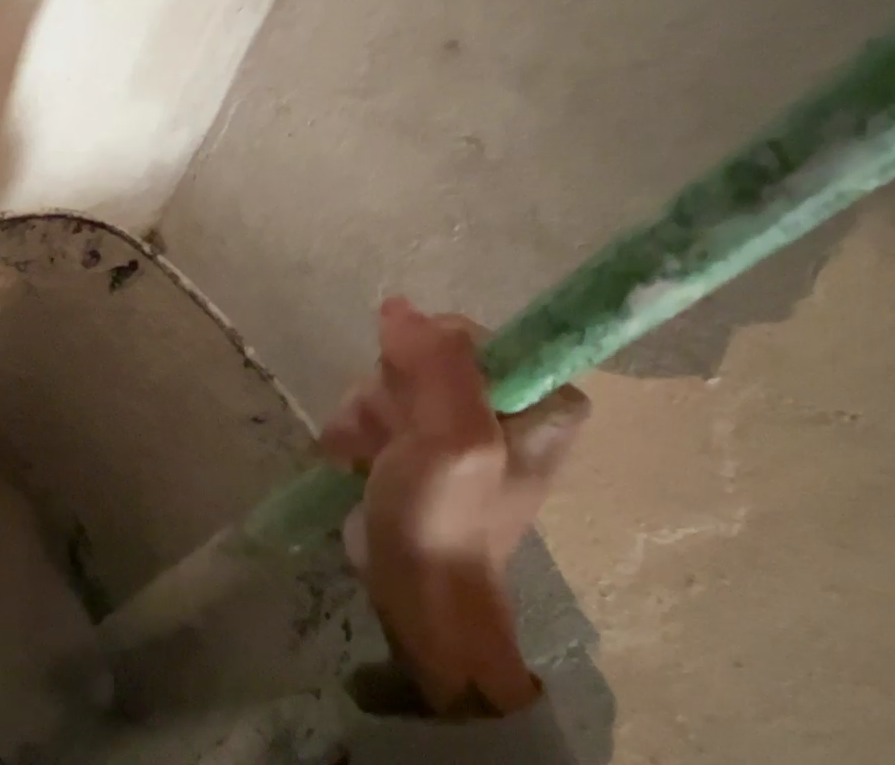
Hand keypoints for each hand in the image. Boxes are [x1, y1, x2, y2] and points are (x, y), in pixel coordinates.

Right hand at [321, 298, 588, 714]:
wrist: (416, 589)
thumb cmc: (446, 516)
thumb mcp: (451, 437)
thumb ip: (435, 365)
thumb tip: (397, 305)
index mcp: (541, 398)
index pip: (468, 335)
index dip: (425, 356)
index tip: (409, 395)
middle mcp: (506, 403)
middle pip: (422, 356)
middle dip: (388, 390)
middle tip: (388, 433)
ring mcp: (459, 425)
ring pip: (390, 380)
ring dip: (364, 412)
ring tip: (365, 452)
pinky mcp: (420, 444)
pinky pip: (375, 406)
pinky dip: (356, 428)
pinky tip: (353, 456)